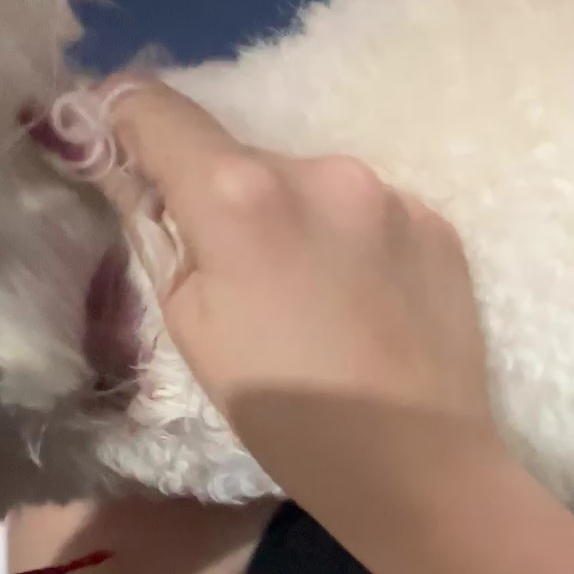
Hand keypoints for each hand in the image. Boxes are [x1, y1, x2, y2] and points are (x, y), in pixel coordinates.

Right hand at [92, 77, 498, 472]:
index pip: (155, 108)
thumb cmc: (295, 423)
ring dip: (308, 224)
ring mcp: (397, 200)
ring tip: (330, 302)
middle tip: (257, 279)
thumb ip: (166, 235)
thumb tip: (150, 182)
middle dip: (238, 204)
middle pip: (251, 159)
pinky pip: (380, 217)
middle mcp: (325, 173)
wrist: (423, 465)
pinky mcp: (443, 230)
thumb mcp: (194, 331)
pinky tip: (379, 306)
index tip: (136, 165)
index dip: (130, 131)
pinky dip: (365, 245)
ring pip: (321, 190)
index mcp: (242, 197)